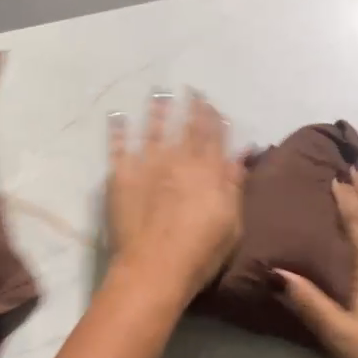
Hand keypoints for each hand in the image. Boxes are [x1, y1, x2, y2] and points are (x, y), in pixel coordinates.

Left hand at [105, 92, 245, 300]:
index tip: (211, 103)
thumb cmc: (200, 252)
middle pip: (186, 127)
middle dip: (189, 106)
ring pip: (153, 129)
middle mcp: (179, 159)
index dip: (213, 117)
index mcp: (208, 170)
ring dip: (157, 110)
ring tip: (159, 93)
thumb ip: (234, 184)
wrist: (154, 268)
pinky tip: (117, 115)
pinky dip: (118, 130)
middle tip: (190, 89)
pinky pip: (119, 147)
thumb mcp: (232, 222)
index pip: (213, 135)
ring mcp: (148, 164)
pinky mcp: (122, 176)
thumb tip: (240, 153)